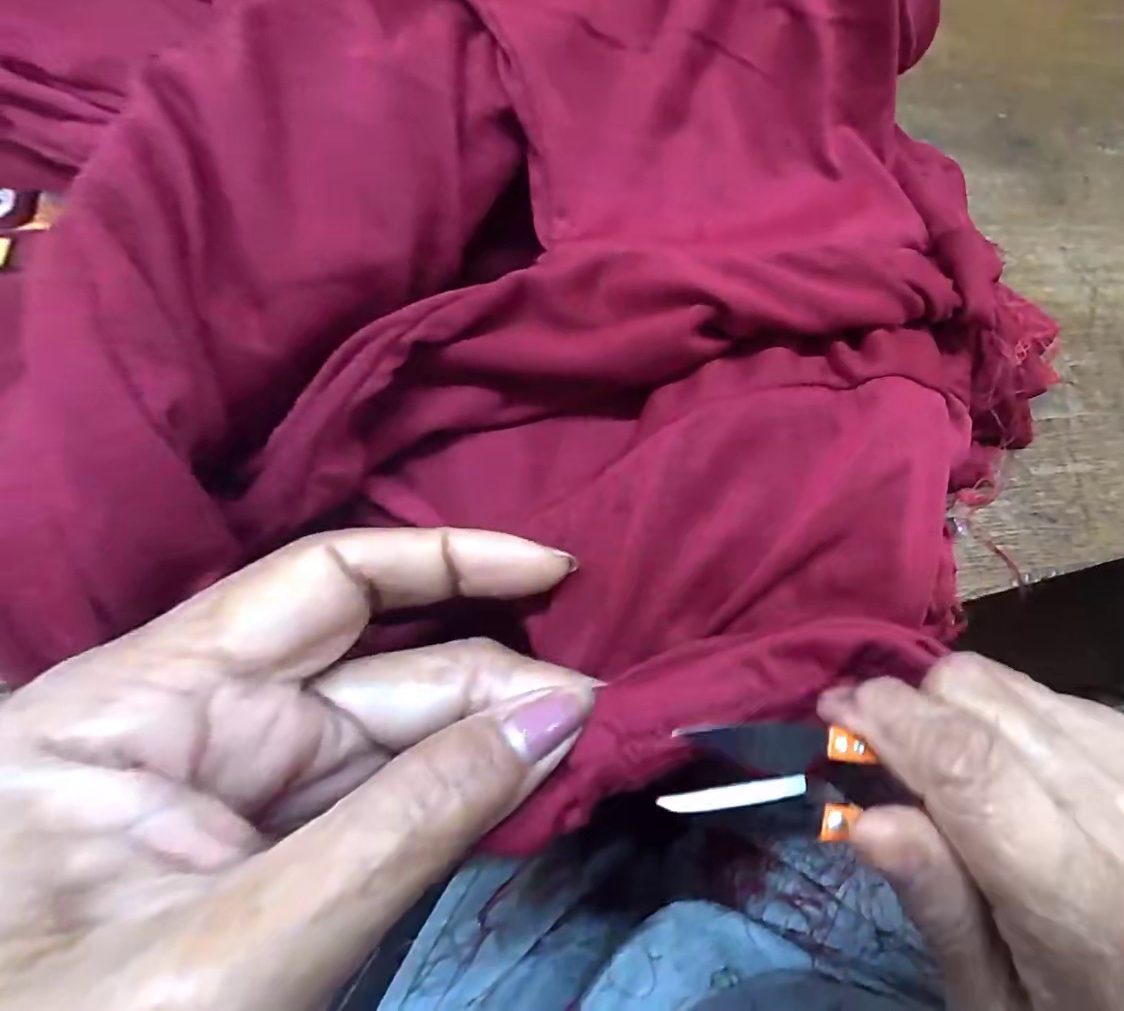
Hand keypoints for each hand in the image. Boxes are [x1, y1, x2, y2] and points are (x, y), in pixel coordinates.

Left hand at [0, 528, 595, 1010]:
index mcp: (135, 714)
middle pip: (402, 670)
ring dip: (510, 740)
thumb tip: (566, 713)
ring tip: (587, 754)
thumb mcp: (229, 952)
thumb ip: (415, 819)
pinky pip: (419, 790)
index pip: (325, 583)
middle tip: (599, 720)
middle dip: (508, 688)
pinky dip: (486, 788)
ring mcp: (253, 793)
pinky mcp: (296, 845)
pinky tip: (540, 787)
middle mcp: (200, 732)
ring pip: (423, 734)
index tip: (557, 571)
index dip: (454, 560)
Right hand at [819, 653, 1123, 1010]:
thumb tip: (863, 819)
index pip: (977, 776)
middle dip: (906, 706)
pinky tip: (980, 748)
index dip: (899, 726)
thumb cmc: (1058, 1000)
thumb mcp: (982, 990)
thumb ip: (933, 897)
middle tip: (862, 731)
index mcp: (1089, 901)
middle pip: (983, 708)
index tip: (835, 705)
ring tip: (920, 745)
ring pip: (995, 680)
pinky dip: (980, 706)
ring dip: (940, 703)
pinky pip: (1020, 683)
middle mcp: (1118, 808)